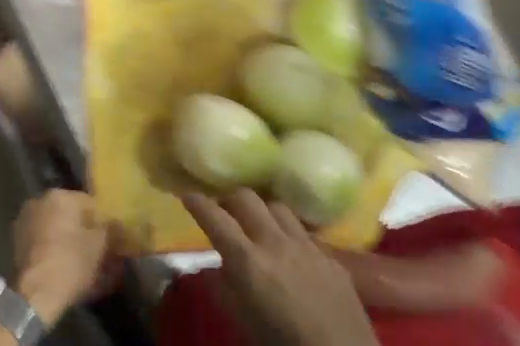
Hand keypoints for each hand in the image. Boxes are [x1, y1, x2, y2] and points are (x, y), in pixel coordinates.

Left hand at [10, 189, 116, 322]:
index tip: (113, 240)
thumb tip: (117, 223)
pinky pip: (44, 242)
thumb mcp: (99, 246)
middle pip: (71, 216)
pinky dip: (55, 251)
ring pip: (56, 229)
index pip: (90, 203)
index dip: (104, 222)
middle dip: (86, 233)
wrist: (36, 291)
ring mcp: (25, 220)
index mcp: (60, 196)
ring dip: (70, 242)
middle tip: (100, 253)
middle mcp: (40, 201)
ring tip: (85, 265)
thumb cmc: (71, 262)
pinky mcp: (17, 241)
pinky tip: (66, 269)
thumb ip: (111, 230)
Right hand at [183, 191, 378, 345]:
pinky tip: (291, 252)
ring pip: (277, 206)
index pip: (214, 217)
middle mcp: (276, 243)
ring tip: (258, 224)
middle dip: (229, 199)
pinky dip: (289, 233)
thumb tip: (217, 265)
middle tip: (223, 211)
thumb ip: (224, 288)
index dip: (197, 202)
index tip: (187, 196)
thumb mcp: (242, 322)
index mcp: (248, 261)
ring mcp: (308, 247)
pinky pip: (305, 232)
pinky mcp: (332, 258)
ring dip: (262, 211)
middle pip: (246, 197)